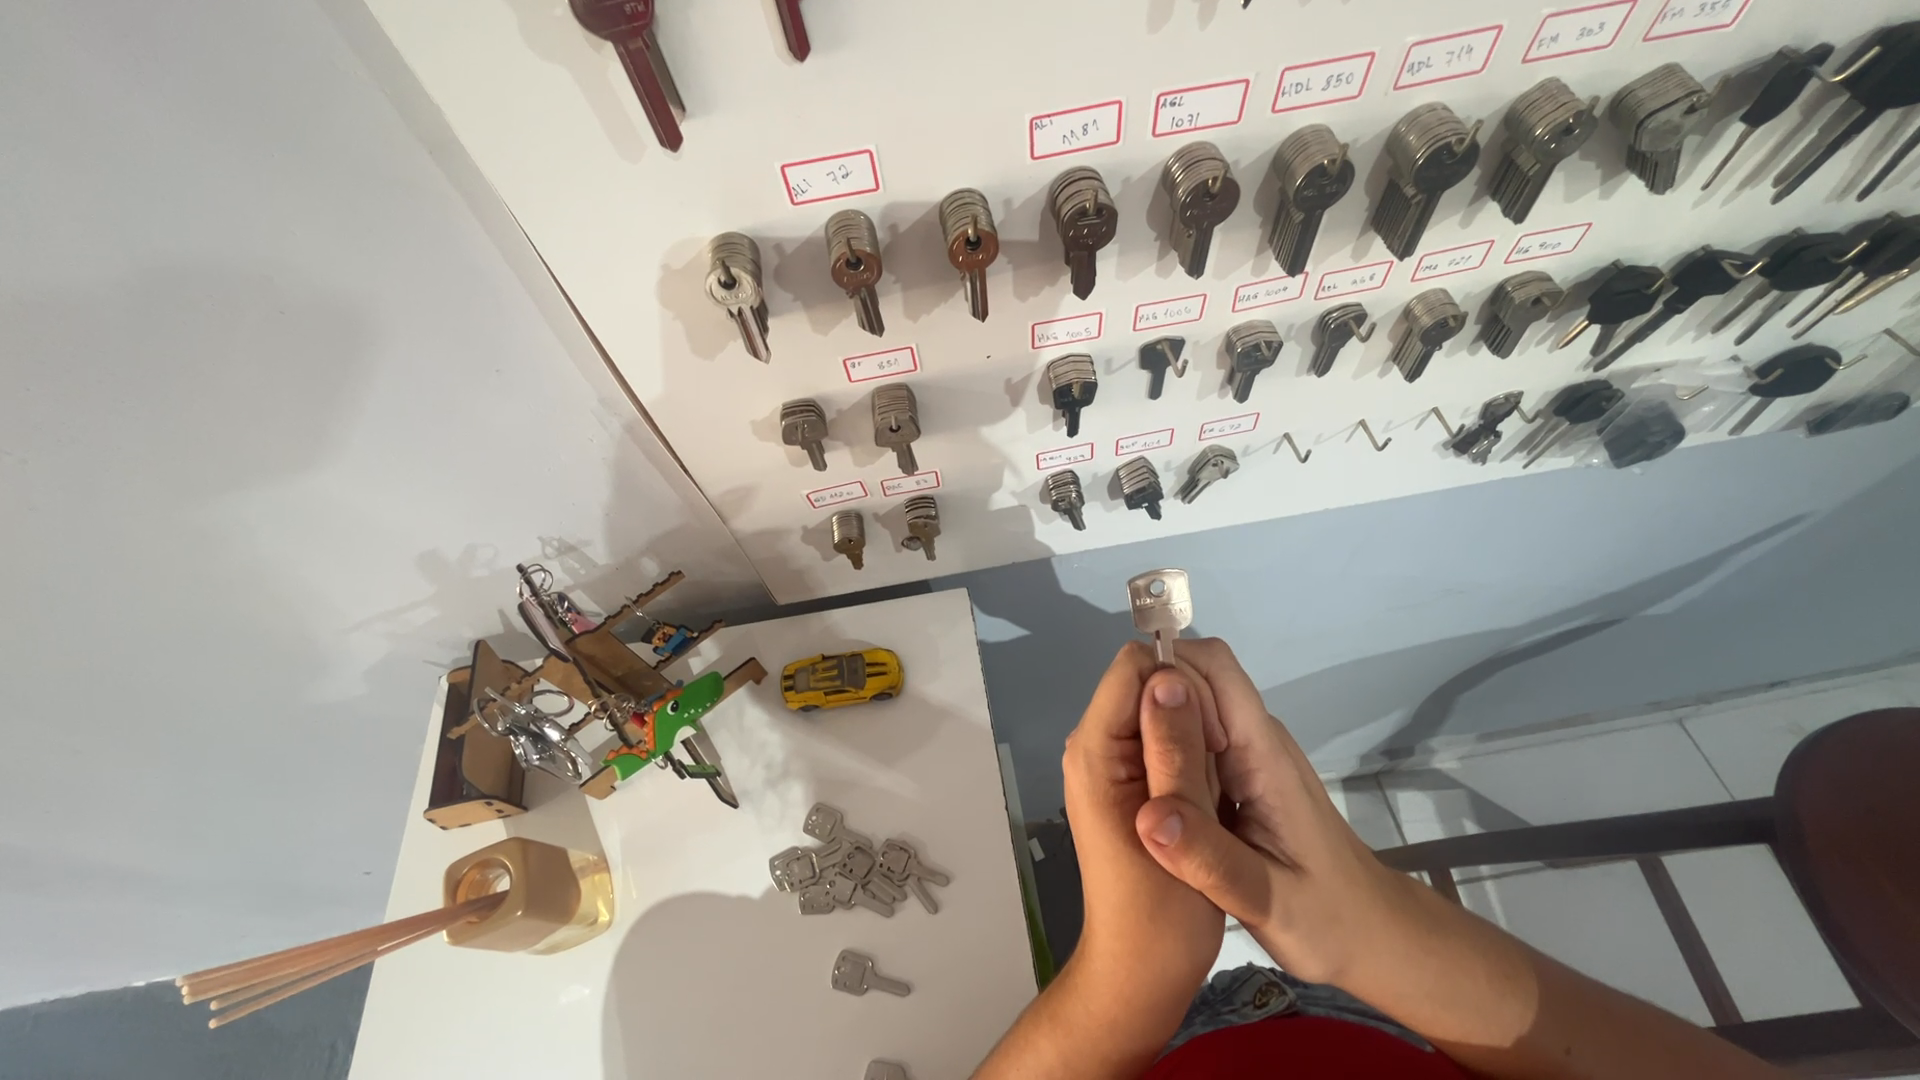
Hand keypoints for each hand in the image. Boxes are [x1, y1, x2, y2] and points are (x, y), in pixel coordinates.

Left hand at [1060, 644, 1227, 1031]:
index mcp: (1094, 750)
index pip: (1132, 666)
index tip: (1217, 735)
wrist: (1140, 970)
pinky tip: (1207, 791)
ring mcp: (1105, 762)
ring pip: (1157, 709)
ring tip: (1215, 786)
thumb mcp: (1178, 826)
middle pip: (1144, 682)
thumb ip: (1173, 749)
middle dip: (1191, 706)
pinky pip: (1160, 737)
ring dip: (1194, 732)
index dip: (1182, 682)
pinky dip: (1190, 751)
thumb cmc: (1162, 913)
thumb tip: (1170, 675)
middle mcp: (1091, 746)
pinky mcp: (1123, 778)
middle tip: (1220, 766)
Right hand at [1132, 638, 1412, 987]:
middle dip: (1147, 697)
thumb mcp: (1267, 901)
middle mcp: (1255, 737)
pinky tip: (1148, 794)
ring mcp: (1250, 753)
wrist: (1373, 934)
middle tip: (1114, 756)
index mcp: (1262, 752)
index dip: (1163, 673)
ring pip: (1190, 706)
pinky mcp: (1242, 772)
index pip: (1211, 667)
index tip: (1124, 720)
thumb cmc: (1328, 919)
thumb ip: (1209, 859)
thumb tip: (1148, 814)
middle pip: (1194, 677)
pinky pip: (1194, 737)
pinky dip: (1163, 751)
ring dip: (1152, 725)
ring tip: (1123, 776)